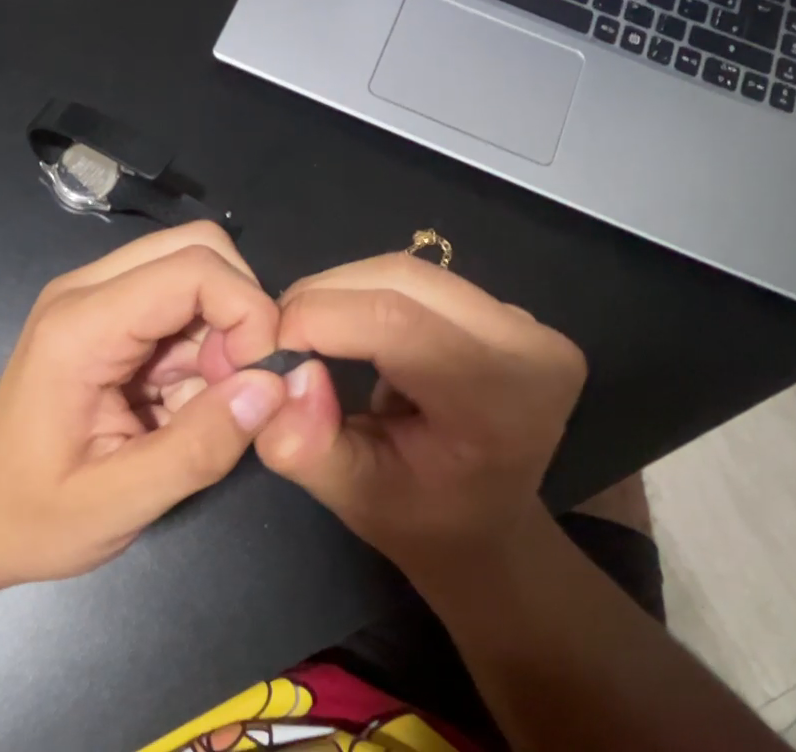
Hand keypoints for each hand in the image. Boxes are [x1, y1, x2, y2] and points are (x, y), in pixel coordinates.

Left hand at [0, 222, 286, 586]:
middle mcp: (86, 293)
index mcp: (80, 327)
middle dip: (240, 313)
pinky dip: (202, 352)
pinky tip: (180, 408)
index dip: (248, 312)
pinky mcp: (105, 321)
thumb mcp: (118, 503)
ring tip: (201, 412)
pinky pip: (178, 310)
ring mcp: (94, 302)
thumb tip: (273, 387)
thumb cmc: (31, 516)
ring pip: (192, 277)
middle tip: (237, 388)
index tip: (264, 381)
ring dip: (221, 338)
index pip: (193, 269)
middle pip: (196, 251)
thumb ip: (199, 447)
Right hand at [254, 254, 585, 573]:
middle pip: (397, 279)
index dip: (316, 318)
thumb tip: (285, 375)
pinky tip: (352, 334)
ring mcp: (525, 322)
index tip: (267, 352)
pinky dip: (365, 294)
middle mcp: (528, 346)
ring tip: (311, 338)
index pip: (396, 321)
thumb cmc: (421, 519)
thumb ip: (306, 445)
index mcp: (501, 402)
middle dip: (320, 299)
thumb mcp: (351, 497)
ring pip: (403, 271)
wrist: (485, 524)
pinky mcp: (507, 309)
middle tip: (280, 342)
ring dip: (340, 293)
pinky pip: (416, 279)